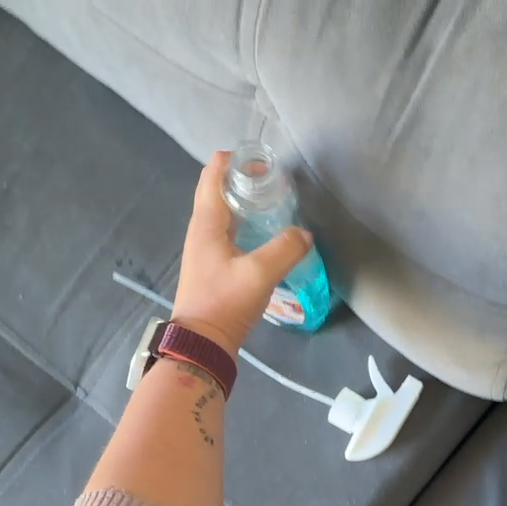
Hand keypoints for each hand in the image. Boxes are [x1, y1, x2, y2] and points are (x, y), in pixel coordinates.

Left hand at [169, 150, 314, 353]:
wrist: (202, 344)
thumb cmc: (224, 303)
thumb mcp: (260, 274)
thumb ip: (285, 249)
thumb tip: (305, 234)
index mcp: (206, 222)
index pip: (215, 172)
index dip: (238, 160)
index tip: (265, 163)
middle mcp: (201, 230)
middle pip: (219, 191)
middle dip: (245, 181)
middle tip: (276, 185)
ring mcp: (205, 250)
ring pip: (224, 214)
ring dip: (246, 205)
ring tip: (274, 208)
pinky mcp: (212, 268)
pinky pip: (228, 235)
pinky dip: (246, 227)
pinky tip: (264, 239)